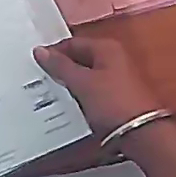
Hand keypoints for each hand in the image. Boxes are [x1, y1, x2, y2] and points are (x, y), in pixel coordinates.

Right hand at [33, 37, 166, 143]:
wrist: (140, 133)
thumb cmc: (111, 102)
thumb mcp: (82, 83)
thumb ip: (60, 66)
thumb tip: (39, 50)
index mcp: (106, 48)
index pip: (72, 43)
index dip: (53, 53)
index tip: (34, 64)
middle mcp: (113, 58)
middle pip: (79, 58)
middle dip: (60, 68)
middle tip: (38, 78)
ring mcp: (116, 77)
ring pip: (84, 75)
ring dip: (68, 82)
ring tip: (48, 91)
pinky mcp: (116, 95)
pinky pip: (91, 89)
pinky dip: (79, 93)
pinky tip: (67, 103)